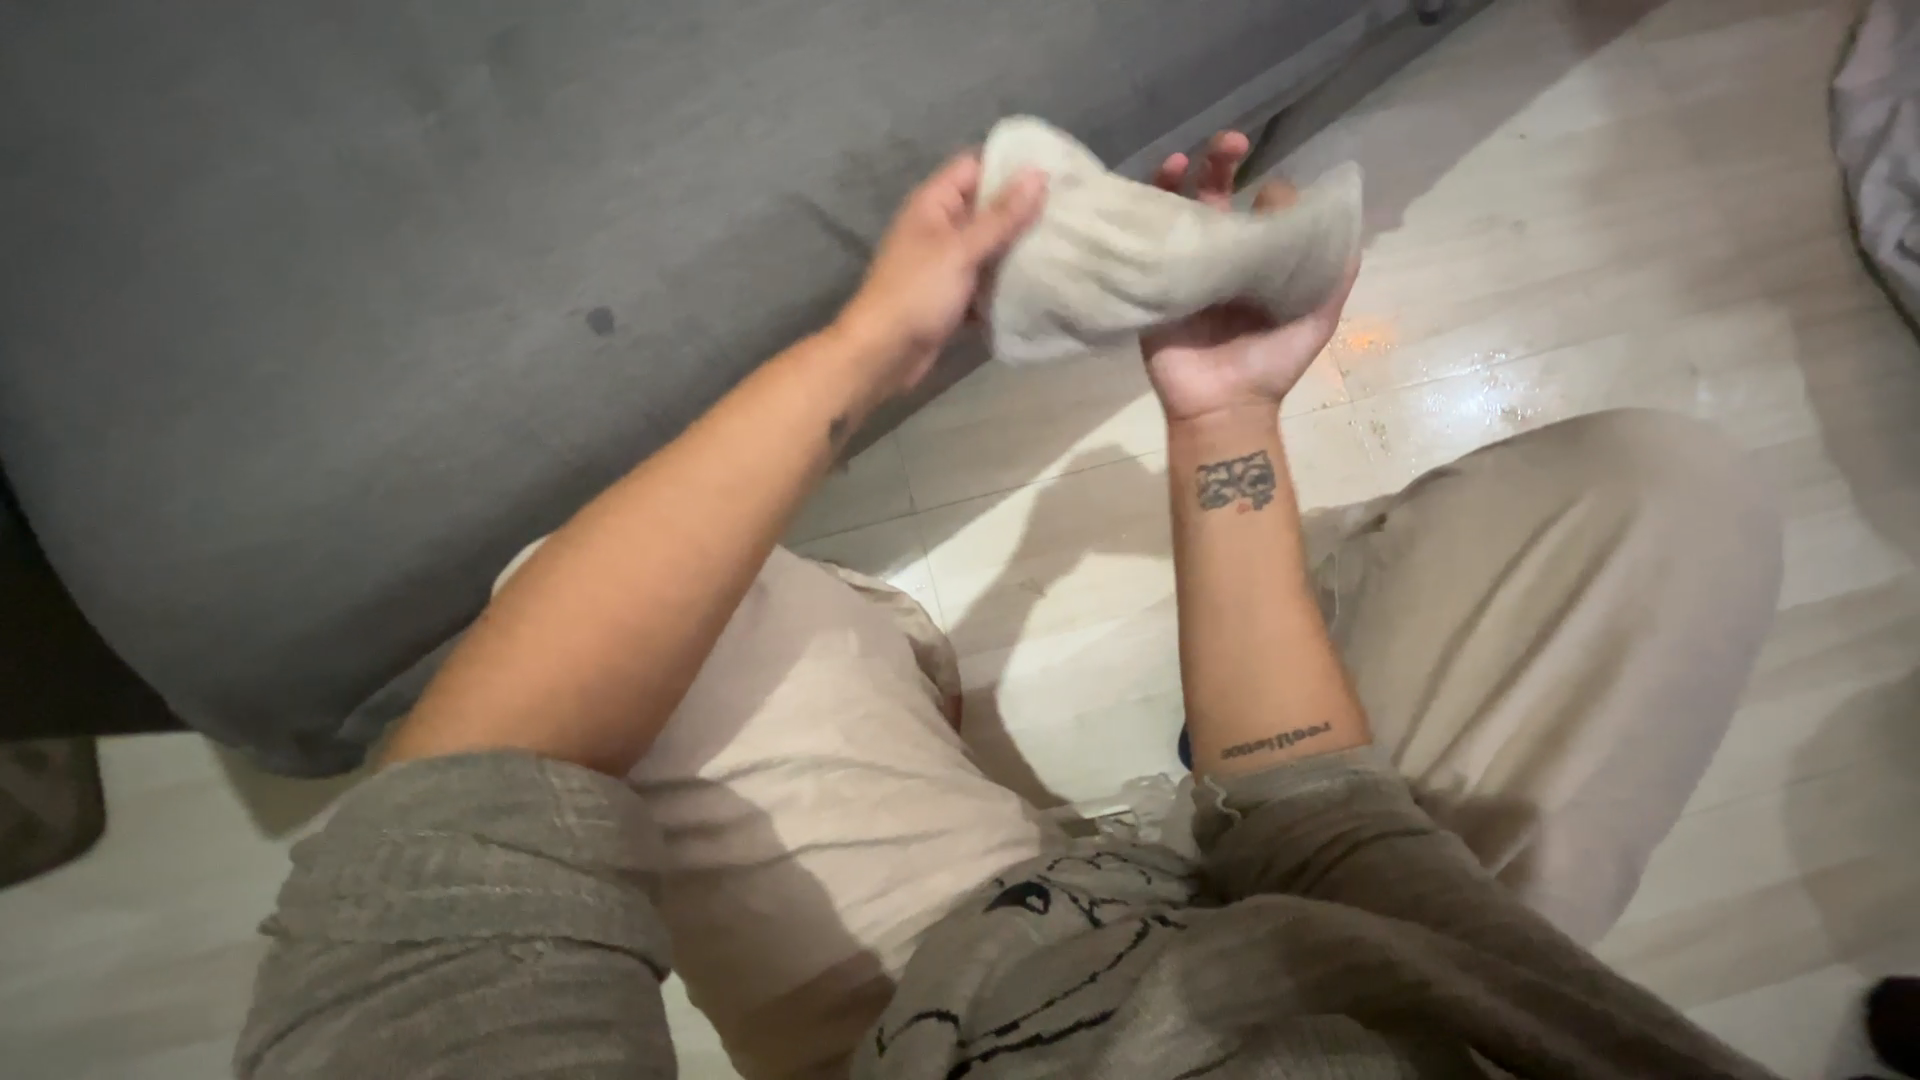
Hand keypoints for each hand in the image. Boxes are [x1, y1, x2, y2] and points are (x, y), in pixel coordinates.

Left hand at [834, 153, 1047, 396]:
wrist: (884, 352)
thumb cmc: (917, 293)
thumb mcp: (961, 250)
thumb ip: (1001, 216)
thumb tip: (1039, 174)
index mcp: (934, 204)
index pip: (975, 167)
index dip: (1011, 168)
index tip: (1054, 174)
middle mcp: (938, 229)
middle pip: (986, 210)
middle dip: (1021, 213)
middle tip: (1067, 215)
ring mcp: (944, 265)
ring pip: (988, 250)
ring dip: (1016, 253)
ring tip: (1061, 248)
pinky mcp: (951, 298)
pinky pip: (983, 284)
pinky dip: (1003, 287)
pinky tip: (1038, 288)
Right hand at [1139, 133, 1359, 423]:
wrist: (1224, 406)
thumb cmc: (1272, 363)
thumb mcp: (1320, 311)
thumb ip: (1335, 264)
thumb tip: (1320, 205)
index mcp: (1256, 260)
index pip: (1259, 207)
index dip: (1266, 188)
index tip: (1273, 193)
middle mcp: (1218, 257)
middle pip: (1215, 196)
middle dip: (1222, 162)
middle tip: (1231, 143)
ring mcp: (1181, 270)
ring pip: (1176, 211)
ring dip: (1180, 177)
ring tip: (1187, 157)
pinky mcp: (1152, 286)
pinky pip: (1146, 243)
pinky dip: (1147, 211)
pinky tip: (1155, 187)